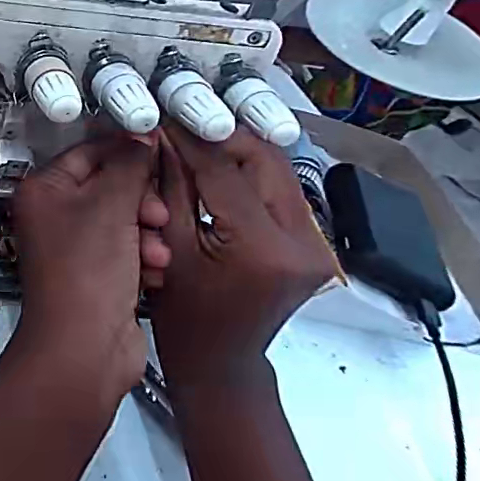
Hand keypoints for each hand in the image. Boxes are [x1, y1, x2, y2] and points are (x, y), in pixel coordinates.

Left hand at [10, 134, 171, 398]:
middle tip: (155, 213)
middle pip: (110, 186)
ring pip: (125, 219)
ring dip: (147, 232)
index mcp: (43, 190)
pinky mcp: (96, 271)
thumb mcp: (111, 207)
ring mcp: (75, 244)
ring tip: (154, 251)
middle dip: (140, 200)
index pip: (89, 152)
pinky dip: (143, 257)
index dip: (126, 150)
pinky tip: (151, 272)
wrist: (86, 344)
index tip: (158, 149)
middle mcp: (54, 214)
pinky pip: (129, 249)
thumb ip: (130, 166)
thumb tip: (142, 138)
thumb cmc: (84, 275)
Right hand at [148, 124, 338, 388]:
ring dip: (234, 150)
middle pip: (266, 160)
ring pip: (277, 169)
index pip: (225, 172)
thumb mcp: (169, 247)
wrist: (222, 361)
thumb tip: (162, 139)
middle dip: (219, 135)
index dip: (189, 140)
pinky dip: (245, 172)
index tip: (162, 119)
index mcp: (265, 250)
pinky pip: (278, 189)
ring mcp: (317, 244)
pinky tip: (214, 167)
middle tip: (179, 125)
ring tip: (192, 142)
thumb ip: (170, 188)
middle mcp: (306, 243)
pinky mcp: (313, 243)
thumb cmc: (185, 316)